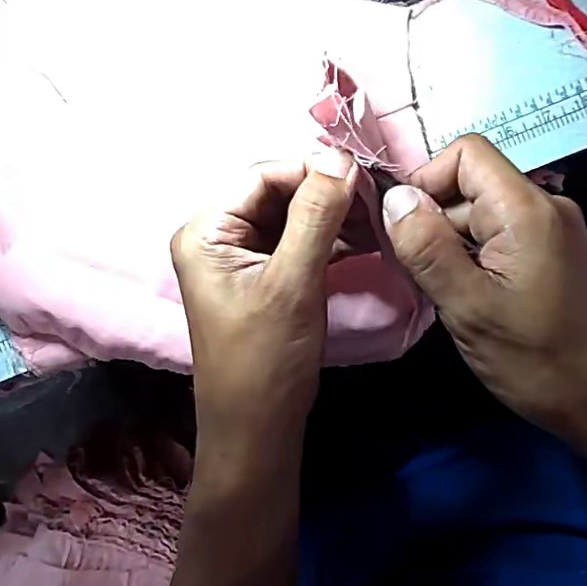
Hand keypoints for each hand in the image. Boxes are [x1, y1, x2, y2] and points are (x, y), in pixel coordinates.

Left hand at [171, 148, 360, 453]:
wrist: (259, 430)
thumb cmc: (266, 359)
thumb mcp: (293, 282)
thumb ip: (316, 215)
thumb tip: (340, 155)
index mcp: (207, 231)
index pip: (263, 175)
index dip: (313, 170)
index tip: (364, 176)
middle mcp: (219, 236)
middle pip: (280, 193)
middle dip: (330, 194)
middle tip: (378, 199)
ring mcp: (243, 257)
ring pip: (296, 216)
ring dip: (337, 216)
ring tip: (379, 219)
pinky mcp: (267, 275)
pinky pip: (302, 241)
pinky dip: (334, 239)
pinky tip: (368, 239)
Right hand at [380, 135, 586, 451]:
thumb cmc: (536, 360)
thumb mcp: (468, 308)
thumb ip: (427, 248)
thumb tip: (394, 197)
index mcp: (527, 208)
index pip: (466, 153)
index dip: (427, 181)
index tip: (407, 231)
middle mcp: (544, 204)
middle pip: (470, 184)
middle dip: (435, 220)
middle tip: (420, 273)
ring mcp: (551, 228)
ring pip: (481, 212)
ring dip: (451, 242)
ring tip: (445, 291)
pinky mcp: (551, 251)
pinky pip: (499, 234)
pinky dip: (472, 255)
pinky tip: (468, 293)